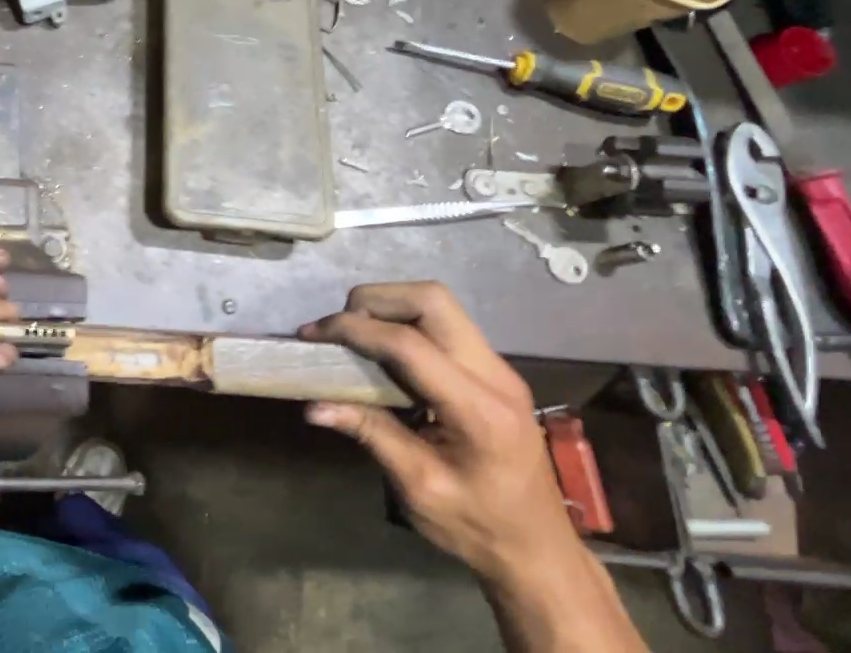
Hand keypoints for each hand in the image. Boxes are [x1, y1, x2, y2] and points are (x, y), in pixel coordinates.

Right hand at [299, 282, 578, 581]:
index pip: (410, 344)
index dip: (355, 330)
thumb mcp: (418, 486)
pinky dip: (403, 323)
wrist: (538, 550)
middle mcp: (494, 376)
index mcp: (479, 410)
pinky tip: (379, 353)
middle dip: (375, 301)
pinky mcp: (490, 371)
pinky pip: (443, 324)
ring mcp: (497, 369)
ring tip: (353, 336)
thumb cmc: (478, 526)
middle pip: (432, 300)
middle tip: (338, 328)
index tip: (312, 336)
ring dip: (388, 308)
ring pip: (438, 304)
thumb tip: (313, 405)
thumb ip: (370, 434)